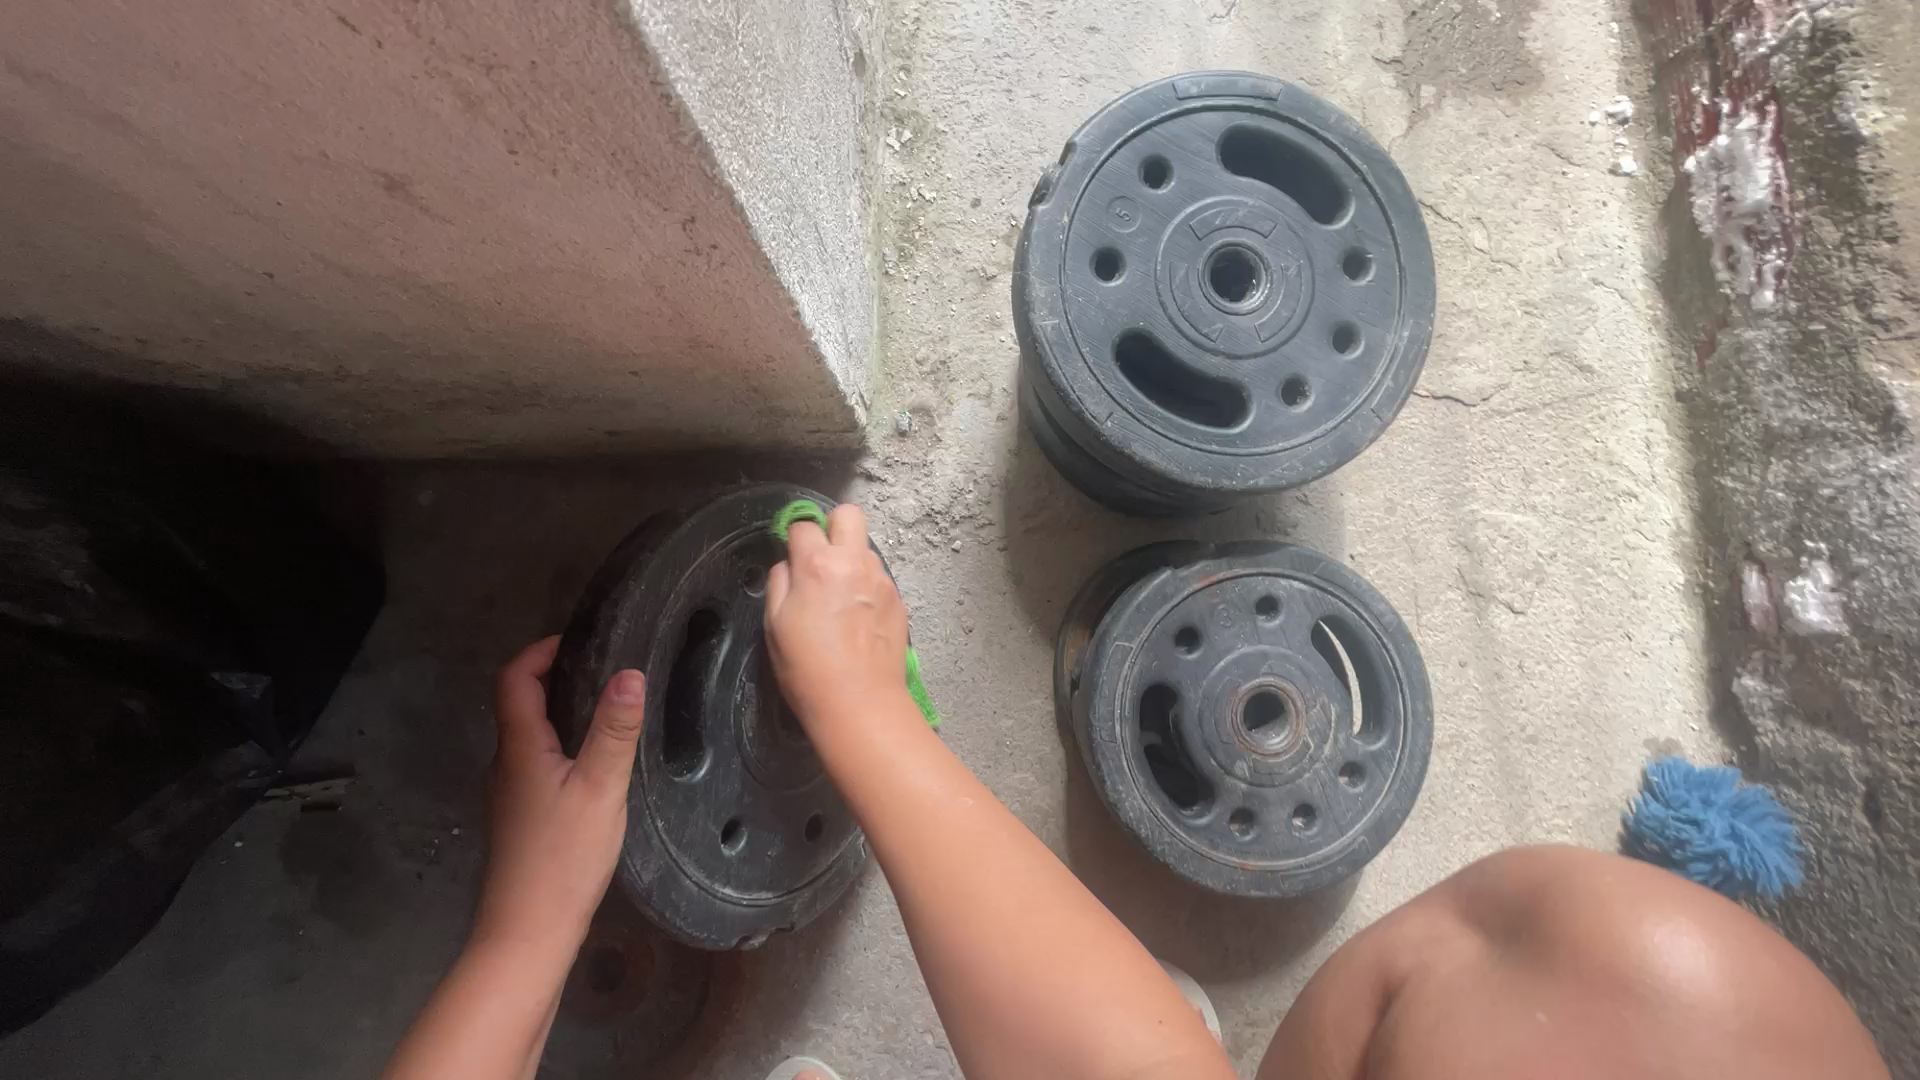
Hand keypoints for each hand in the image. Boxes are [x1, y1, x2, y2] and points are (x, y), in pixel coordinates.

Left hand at [475, 636, 644, 952]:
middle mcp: (507, 764)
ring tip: (610, 701)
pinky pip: (540, 758)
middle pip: (519, 703)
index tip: (580, 638)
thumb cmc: (562, 856)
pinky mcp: (523, 814)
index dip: (540, 651)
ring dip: (562, 707)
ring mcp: (512, 792)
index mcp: (520, 749)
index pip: (513, 680)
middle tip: (607, 664)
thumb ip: (614, 730)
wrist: (527, 933)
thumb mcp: (601, 787)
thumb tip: (630, 672)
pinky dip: (565, 739)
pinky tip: (598, 756)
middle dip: (557, 674)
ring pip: (531, 733)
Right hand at [764, 503, 911, 730]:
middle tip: (822, 558)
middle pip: (849, 514)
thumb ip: (780, 583)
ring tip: (841, 597)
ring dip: (851, 559)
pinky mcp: (898, 599)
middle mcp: (854, 562)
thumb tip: (789, 565)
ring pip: (866, 547)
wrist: (860, 702)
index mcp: (818, 565)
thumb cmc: (807, 668)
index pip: (804, 525)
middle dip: (833, 526)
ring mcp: (881, 579)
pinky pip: (878, 577)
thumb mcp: (775, 625)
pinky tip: (859, 617)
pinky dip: (867, 586)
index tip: (793, 556)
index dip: (794, 537)